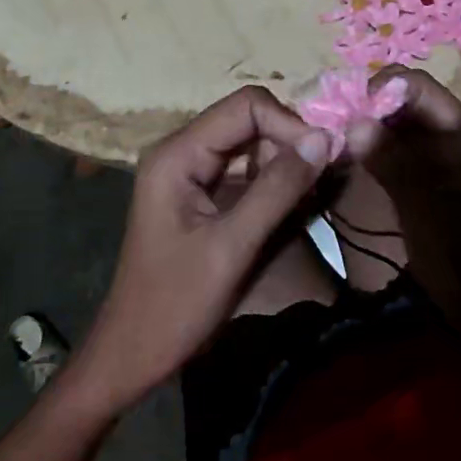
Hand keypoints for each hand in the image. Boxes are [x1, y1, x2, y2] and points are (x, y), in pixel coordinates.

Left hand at [71, 87, 334, 410]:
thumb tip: (325, 139)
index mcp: (178, 154)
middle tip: (323, 180)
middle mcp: (183, 151)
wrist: (134, 354)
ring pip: (255, 145)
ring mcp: (193, 173)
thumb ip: (279, 188)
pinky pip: (249, 171)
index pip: (246, 106)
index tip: (323, 158)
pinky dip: (276, 183)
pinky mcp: (205, 194)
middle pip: (251, 121)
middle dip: (291, 143)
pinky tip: (294, 208)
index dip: (289, 124)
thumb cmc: (176, 303)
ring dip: (287, 165)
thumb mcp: (232, 246)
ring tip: (311, 198)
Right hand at [347, 68, 460, 353]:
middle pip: (401, 107)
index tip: (350, 106)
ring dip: (360, 129)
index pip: (421, 91)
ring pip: (387, 130)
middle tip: (330, 119)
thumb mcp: (426, 210)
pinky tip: (334, 159)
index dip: (385, 89)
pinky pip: (381, 156)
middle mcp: (446, 143)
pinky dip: (360, 153)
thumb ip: (395, 164)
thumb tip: (358, 123)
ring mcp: (426, 165)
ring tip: (327, 135)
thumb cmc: (457, 258)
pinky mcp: (408, 187)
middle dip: (366, 108)